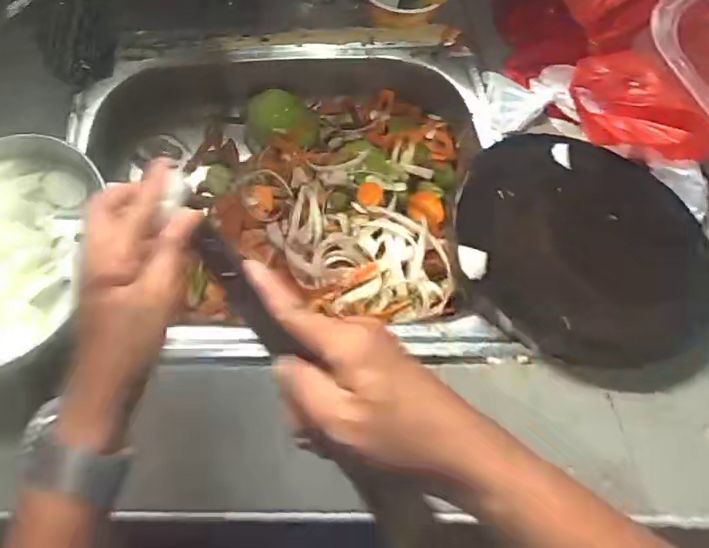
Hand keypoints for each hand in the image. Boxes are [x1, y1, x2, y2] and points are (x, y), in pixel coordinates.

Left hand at [60, 161, 196, 450]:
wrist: (100, 393)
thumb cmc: (130, 344)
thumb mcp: (158, 296)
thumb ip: (172, 249)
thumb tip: (187, 212)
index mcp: (110, 253)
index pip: (134, 206)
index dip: (153, 183)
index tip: (168, 162)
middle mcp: (97, 253)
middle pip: (107, 206)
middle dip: (133, 191)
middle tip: (164, 192)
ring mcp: (96, 269)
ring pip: (111, 223)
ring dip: (137, 212)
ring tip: (170, 215)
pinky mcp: (102, 284)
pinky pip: (118, 244)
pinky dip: (139, 234)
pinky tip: (163, 246)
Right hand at [246, 259, 499, 483]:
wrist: (461, 447)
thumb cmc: (400, 437)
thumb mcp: (340, 423)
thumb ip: (302, 389)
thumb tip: (283, 362)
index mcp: (344, 340)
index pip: (294, 311)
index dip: (268, 288)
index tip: (247, 261)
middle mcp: (356, 329)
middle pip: (305, 347)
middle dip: (300, 386)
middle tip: (316, 430)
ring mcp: (371, 341)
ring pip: (321, 363)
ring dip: (319, 398)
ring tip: (338, 436)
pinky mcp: (381, 356)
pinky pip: (340, 369)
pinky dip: (336, 396)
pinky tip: (352, 430)